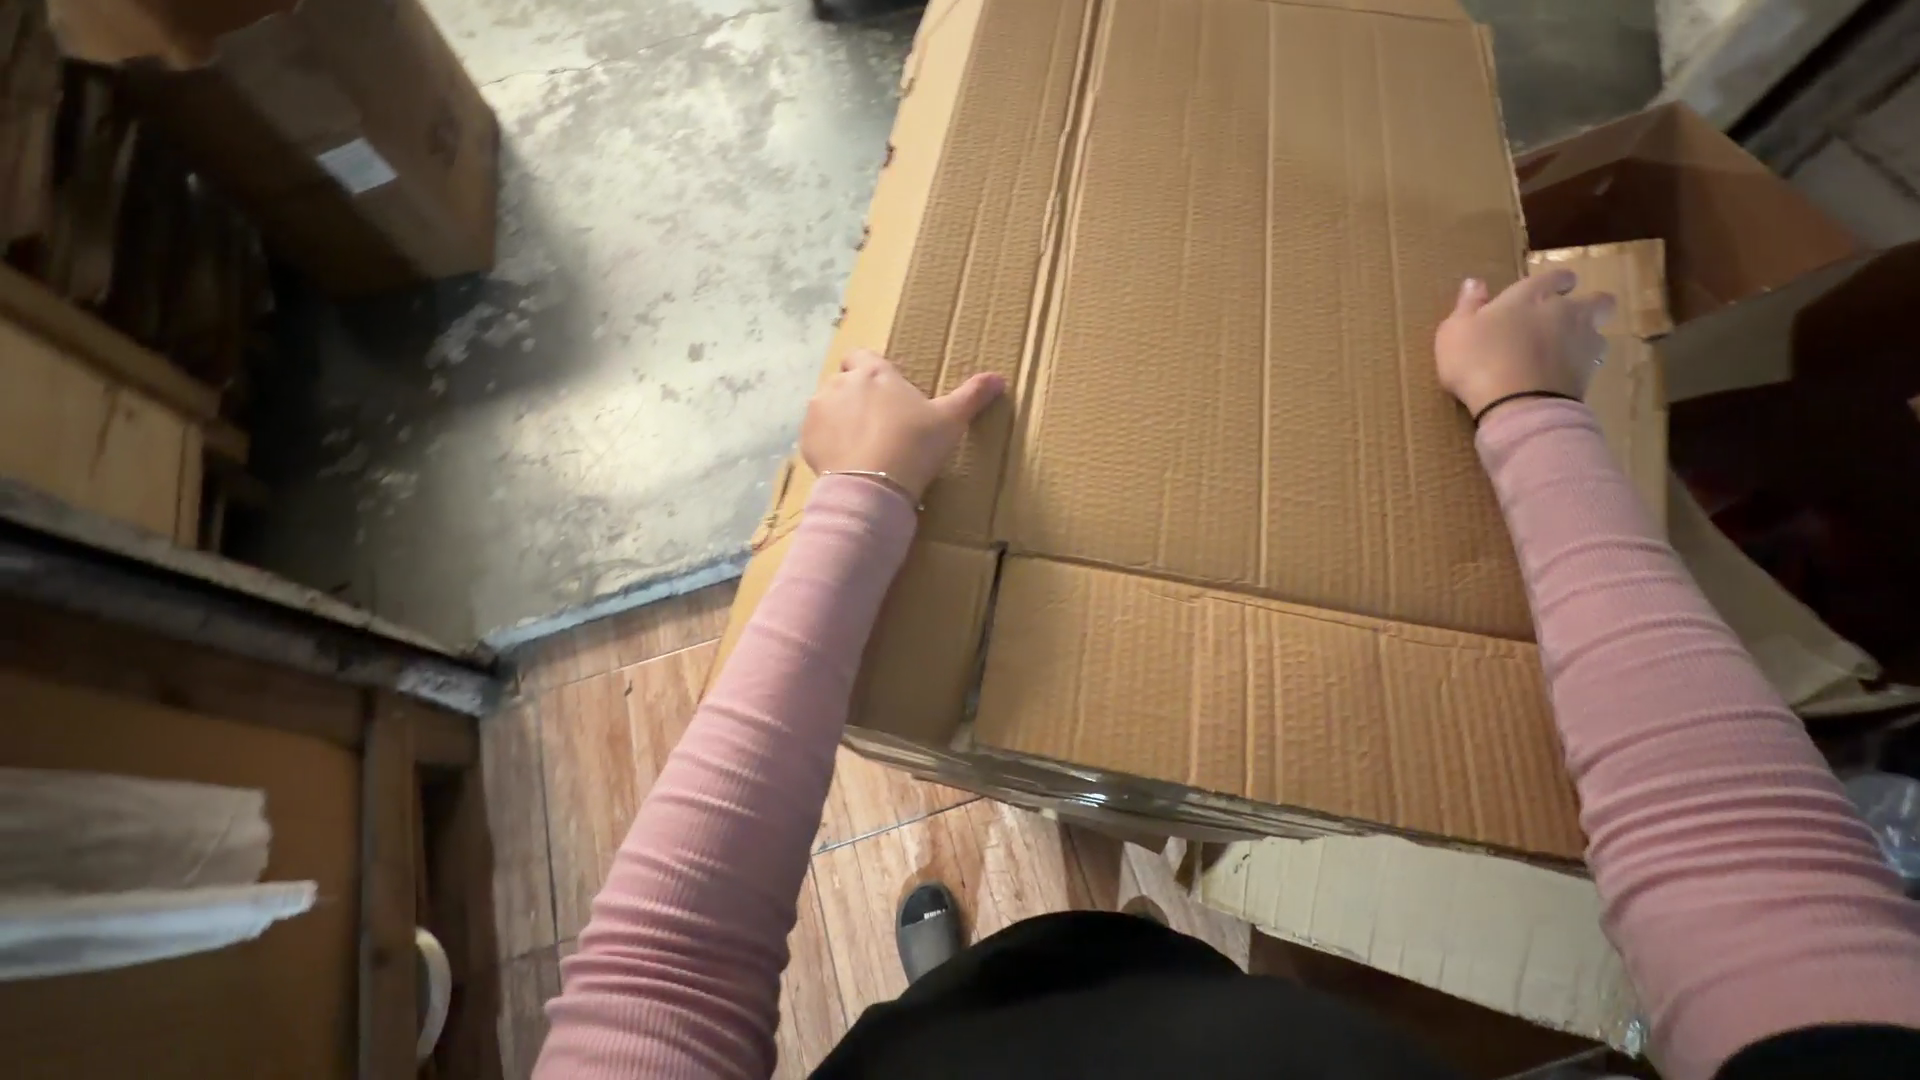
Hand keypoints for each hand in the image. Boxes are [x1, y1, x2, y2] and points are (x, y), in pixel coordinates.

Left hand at [801, 349, 1006, 499]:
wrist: (874, 486)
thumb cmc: (915, 446)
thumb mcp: (950, 420)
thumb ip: (972, 396)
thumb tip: (1000, 378)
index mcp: (875, 373)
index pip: (862, 355)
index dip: (870, 370)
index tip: (884, 391)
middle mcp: (841, 383)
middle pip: (843, 381)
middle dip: (855, 396)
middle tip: (878, 424)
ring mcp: (819, 410)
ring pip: (826, 407)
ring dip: (839, 420)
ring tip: (861, 446)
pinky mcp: (806, 438)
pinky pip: (815, 435)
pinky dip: (827, 444)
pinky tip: (846, 462)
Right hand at [1434, 270, 1616, 417]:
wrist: (1516, 404)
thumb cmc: (1477, 361)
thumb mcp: (1454, 332)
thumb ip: (1467, 305)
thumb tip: (1474, 282)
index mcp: (1532, 296)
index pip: (1556, 276)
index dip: (1554, 283)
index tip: (1544, 293)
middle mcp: (1566, 310)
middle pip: (1596, 299)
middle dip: (1586, 306)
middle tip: (1562, 321)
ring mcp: (1583, 340)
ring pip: (1598, 331)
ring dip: (1584, 337)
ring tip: (1560, 354)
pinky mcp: (1591, 370)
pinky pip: (1593, 361)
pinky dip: (1580, 366)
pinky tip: (1560, 376)